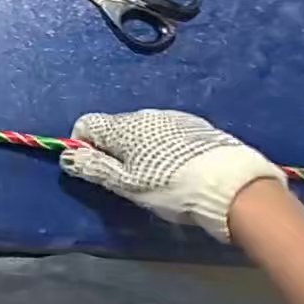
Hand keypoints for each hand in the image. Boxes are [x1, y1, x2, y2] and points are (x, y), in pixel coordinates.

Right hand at [59, 109, 285, 242]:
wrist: (237, 189)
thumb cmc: (170, 186)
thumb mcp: (125, 184)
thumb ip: (93, 167)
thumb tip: (66, 155)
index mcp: (123, 127)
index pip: (86, 124)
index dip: (84, 146)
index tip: (97, 168)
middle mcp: (146, 115)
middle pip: (115, 127)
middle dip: (114, 148)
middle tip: (129, 176)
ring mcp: (175, 118)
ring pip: (142, 130)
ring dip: (141, 147)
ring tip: (158, 173)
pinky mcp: (200, 126)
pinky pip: (168, 132)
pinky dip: (165, 146)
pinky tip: (180, 166)